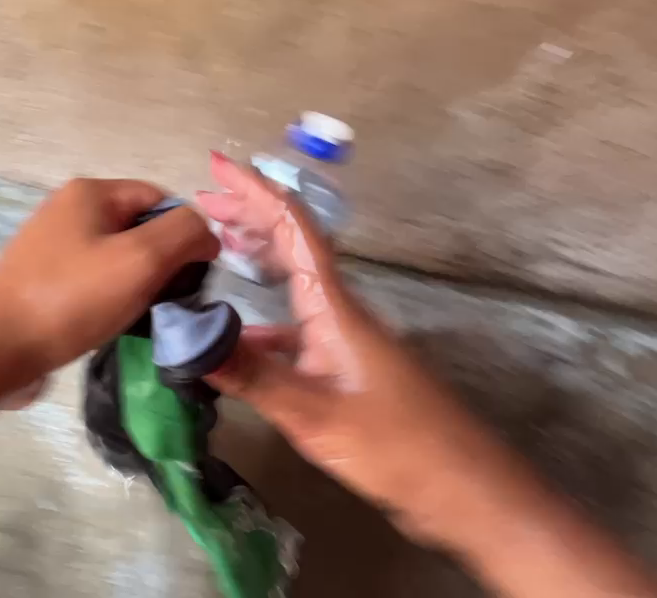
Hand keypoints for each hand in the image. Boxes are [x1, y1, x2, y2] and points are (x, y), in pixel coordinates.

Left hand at [0, 178, 217, 386]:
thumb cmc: (71, 299)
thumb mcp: (140, 260)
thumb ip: (183, 234)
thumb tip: (205, 232)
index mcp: (89, 192)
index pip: (159, 198)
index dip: (186, 233)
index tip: (197, 276)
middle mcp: (66, 208)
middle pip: (137, 226)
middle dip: (162, 260)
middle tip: (171, 300)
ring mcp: (50, 243)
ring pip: (115, 254)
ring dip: (137, 282)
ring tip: (144, 316)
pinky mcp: (41, 276)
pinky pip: (91, 277)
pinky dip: (109, 296)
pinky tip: (113, 323)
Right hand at [196, 153, 509, 531]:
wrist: (471, 494)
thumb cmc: (397, 446)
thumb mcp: (313, 413)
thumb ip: (250, 374)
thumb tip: (185, 339)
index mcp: (331, 303)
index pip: (290, 226)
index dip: (254, 189)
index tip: (217, 163)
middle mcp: (338, 305)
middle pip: (291, 239)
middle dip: (248, 211)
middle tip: (204, 200)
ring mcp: (345, 333)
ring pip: (294, 274)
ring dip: (257, 250)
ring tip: (217, 242)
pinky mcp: (347, 362)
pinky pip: (298, 316)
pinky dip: (264, 309)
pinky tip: (238, 331)